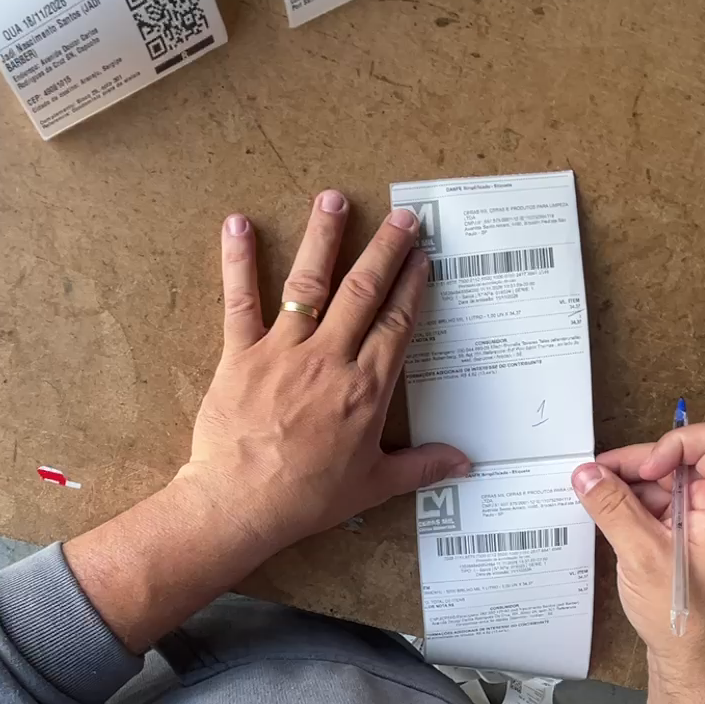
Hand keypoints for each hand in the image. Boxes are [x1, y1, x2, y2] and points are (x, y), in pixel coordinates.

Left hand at [65, 192, 467, 653]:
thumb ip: (421, 467)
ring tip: (334, 199)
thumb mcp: (373, 486)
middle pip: (364, 292)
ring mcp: (284, 352)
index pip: (397, 324)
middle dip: (385, 249)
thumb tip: (466, 464)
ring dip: (324, 239)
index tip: (422, 257)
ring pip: (309, 285)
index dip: (411, 286)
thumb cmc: (308, 499)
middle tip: (401, 216)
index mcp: (367, 389)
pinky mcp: (240, 355)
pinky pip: (240, 301)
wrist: (242, 504)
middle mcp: (330, 359)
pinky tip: (238, 224)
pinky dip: (239, 262)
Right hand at [573, 423, 704, 703]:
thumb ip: (613, 508)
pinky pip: (664, 508)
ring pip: (670, 483)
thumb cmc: (687, 618)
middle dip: (640, 464)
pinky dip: (634, 507)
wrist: (696, 666)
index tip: (644, 471)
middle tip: (598, 479)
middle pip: (686, 459)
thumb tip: (586, 473)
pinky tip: (608, 519)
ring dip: (631, 486)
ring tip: (596, 501)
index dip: (675, 444)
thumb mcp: (642, 555)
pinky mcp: (691, 541)